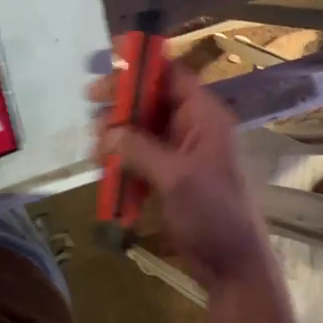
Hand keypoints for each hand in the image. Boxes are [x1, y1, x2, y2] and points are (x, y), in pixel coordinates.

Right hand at [91, 58, 272, 288]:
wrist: (233, 269)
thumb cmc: (214, 216)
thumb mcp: (175, 178)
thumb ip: (139, 149)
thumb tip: (105, 133)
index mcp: (204, 116)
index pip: (171, 73)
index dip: (141, 61)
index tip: (108, 53)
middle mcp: (193, 126)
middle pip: (151, 97)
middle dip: (121, 99)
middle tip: (90, 101)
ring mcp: (181, 151)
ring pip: (142, 126)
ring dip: (117, 131)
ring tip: (95, 146)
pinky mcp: (170, 175)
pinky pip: (141, 153)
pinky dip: (122, 155)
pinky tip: (104, 167)